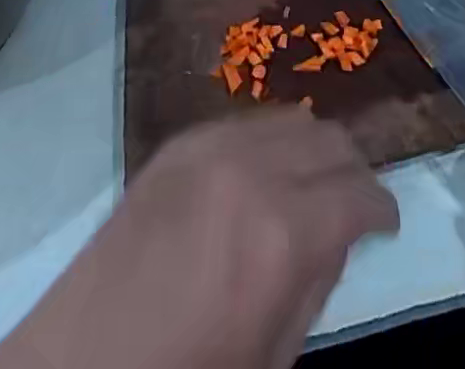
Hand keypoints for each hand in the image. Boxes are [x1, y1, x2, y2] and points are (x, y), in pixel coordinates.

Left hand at [0, 109, 397, 368]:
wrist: (79, 360)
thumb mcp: (273, 352)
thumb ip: (318, 282)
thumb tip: (340, 232)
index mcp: (283, 233)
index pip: (361, 194)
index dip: (383, 209)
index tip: (385, 224)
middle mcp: (252, 171)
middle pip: (332, 142)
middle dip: (354, 172)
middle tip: (352, 204)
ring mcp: (209, 147)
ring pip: (291, 120)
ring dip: (313, 149)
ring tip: (309, 184)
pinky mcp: (177, 143)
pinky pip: (244, 122)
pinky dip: (269, 141)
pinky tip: (260, 173)